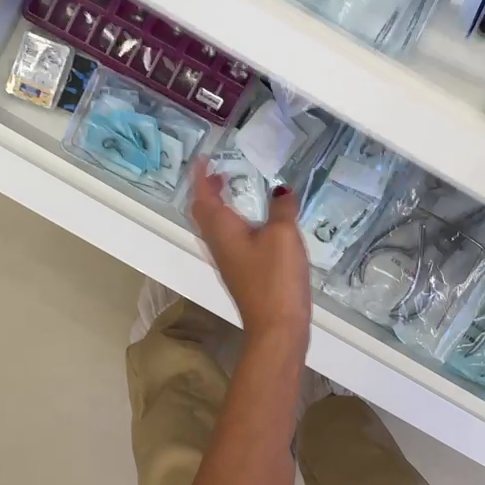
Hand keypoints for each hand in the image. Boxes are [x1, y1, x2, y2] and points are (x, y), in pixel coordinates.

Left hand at [189, 162, 310, 348]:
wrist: (277, 327)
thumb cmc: (275, 278)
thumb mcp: (283, 235)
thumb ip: (282, 208)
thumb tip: (281, 190)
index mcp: (222, 230)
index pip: (203, 196)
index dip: (201, 176)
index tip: (203, 158)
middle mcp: (218, 244)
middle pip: (203, 212)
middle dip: (207, 190)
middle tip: (218, 172)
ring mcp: (228, 261)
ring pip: (214, 227)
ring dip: (218, 206)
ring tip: (233, 190)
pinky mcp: (240, 272)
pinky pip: (228, 239)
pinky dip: (232, 222)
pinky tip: (253, 223)